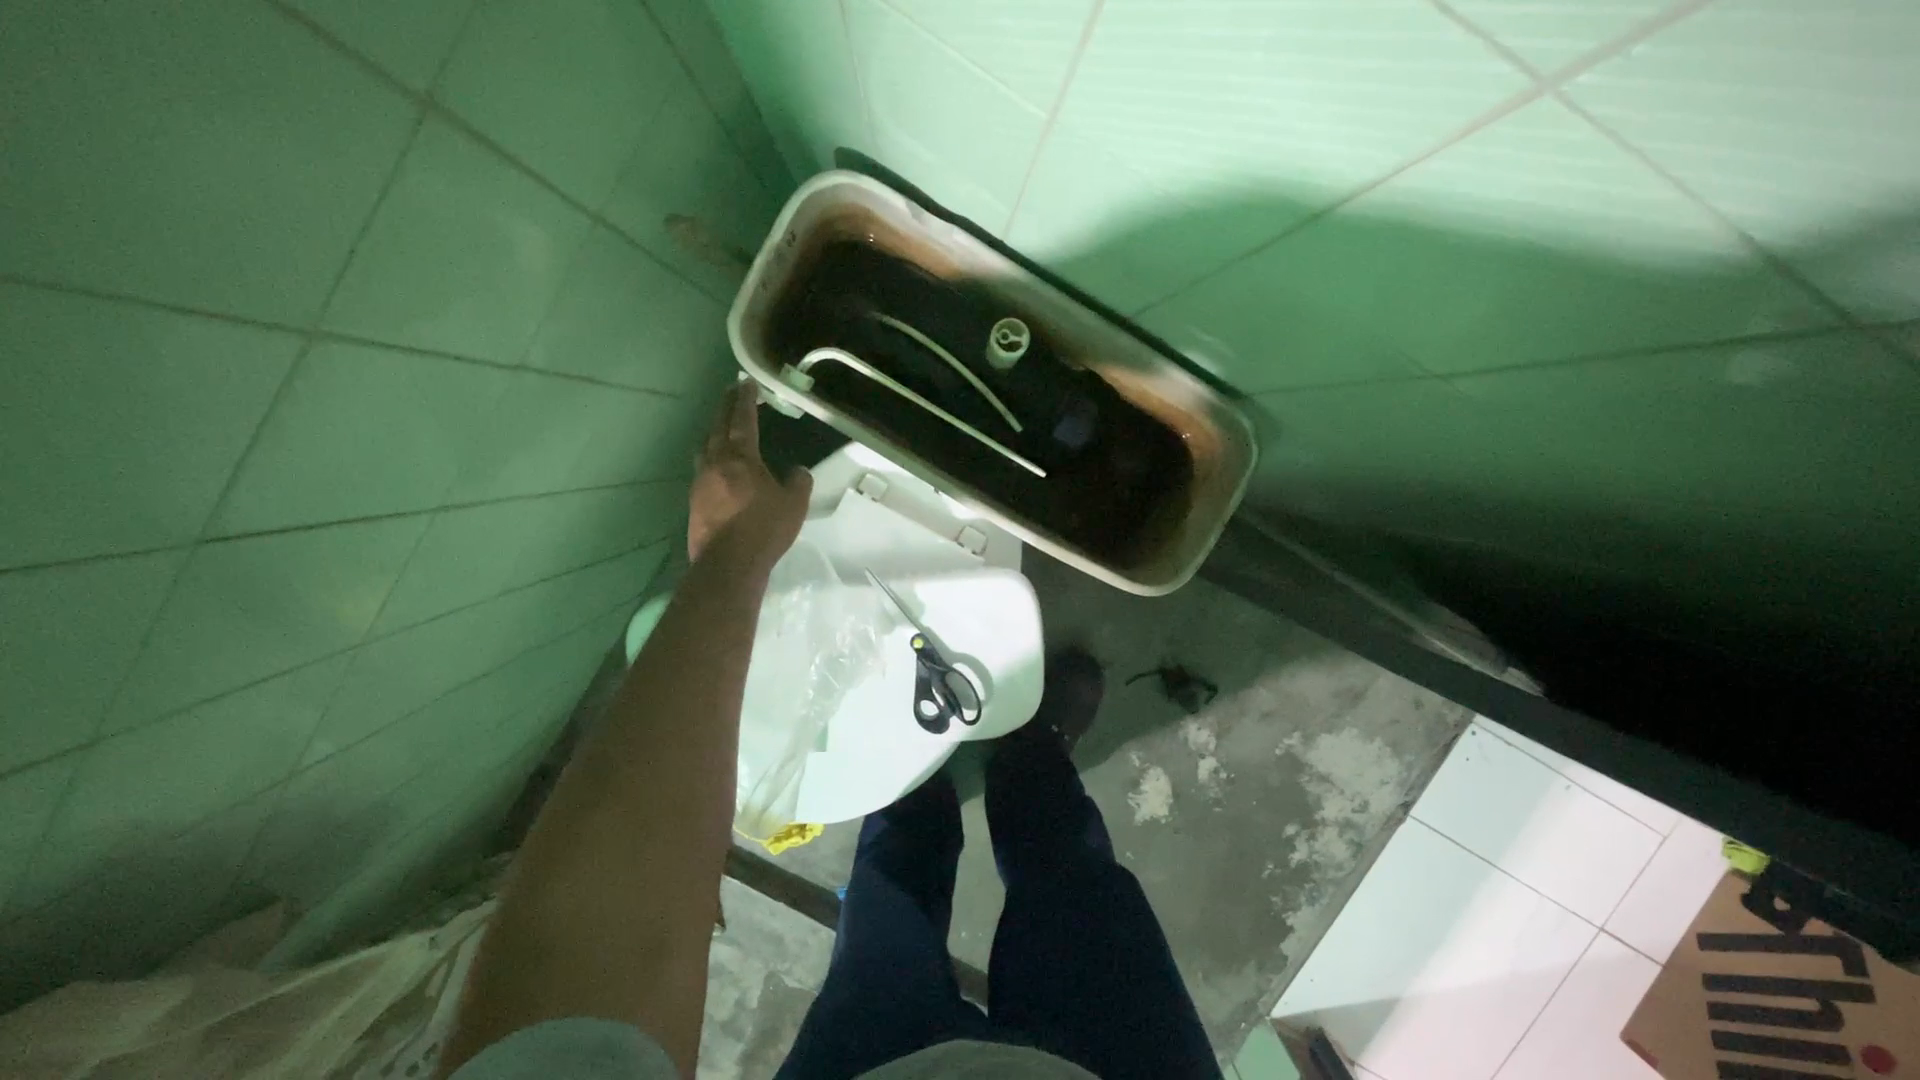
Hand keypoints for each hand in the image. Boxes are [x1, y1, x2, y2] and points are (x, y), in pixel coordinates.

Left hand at [687, 382, 811, 571]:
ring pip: (705, 446)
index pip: (743, 419)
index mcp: (741, 457)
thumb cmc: (764, 529)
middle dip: (726, 406)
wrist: (728, 564)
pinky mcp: (694, 501)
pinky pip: (702, 469)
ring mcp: (700, 481)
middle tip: (732, 392)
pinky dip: (710, 457)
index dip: (746, 399)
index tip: (746, 382)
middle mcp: (715, 462)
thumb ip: (798, 482)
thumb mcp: (795, 504)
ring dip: (714, 431)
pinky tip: (717, 466)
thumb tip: (796, 471)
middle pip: (718, 426)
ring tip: (721, 426)